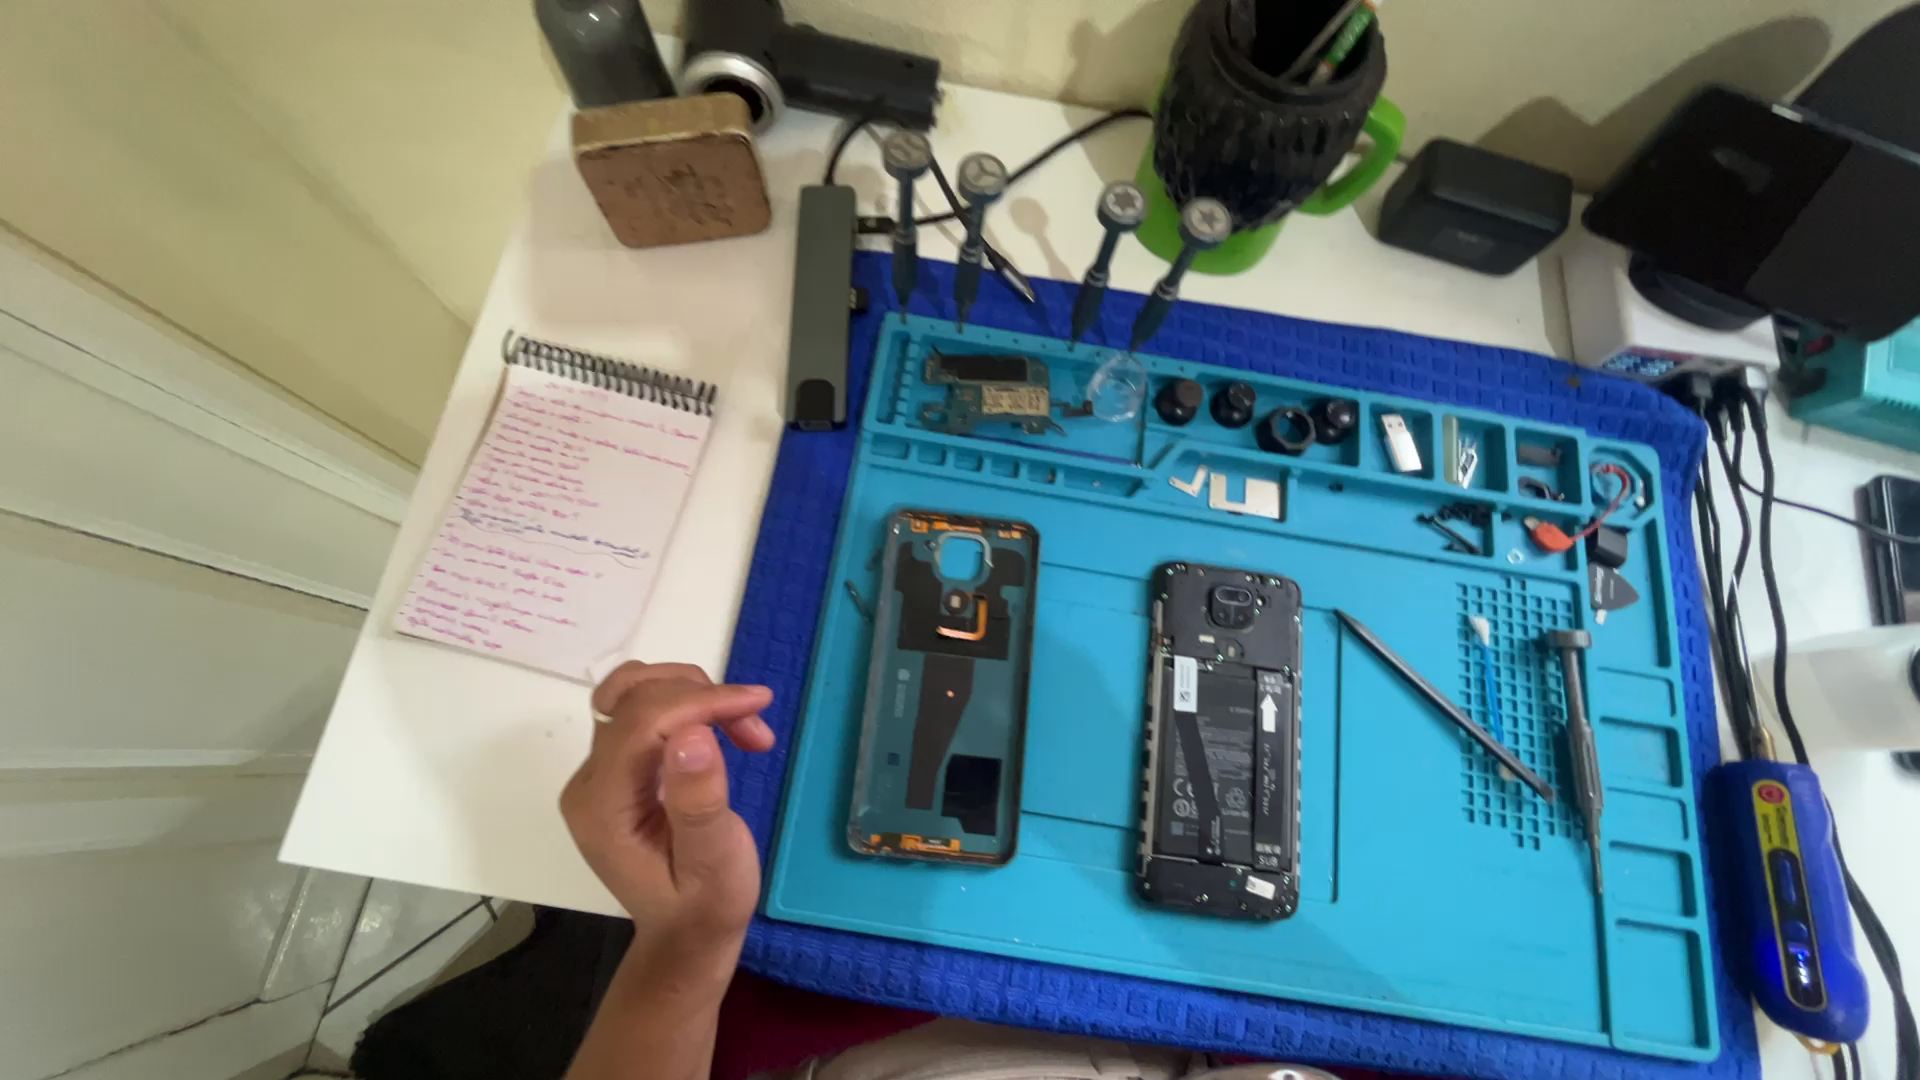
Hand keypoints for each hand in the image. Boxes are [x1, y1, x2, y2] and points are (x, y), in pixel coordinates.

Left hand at [561, 662, 774, 967]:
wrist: (688, 935)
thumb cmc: (705, 906)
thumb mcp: (713, 863)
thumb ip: (699, 802)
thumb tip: (693, 734)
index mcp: (604, 806)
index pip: (643, 721)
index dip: (701, 701)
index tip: (758, 703)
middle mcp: (591, 780)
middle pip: (633, 695)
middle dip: (701, 694)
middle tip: (753, 723)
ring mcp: (601, 770)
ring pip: (637, 691)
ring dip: (697, 693)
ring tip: (744, 727)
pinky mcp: (621, 765)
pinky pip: (649, 708)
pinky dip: (692, 702)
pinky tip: (726, 729)